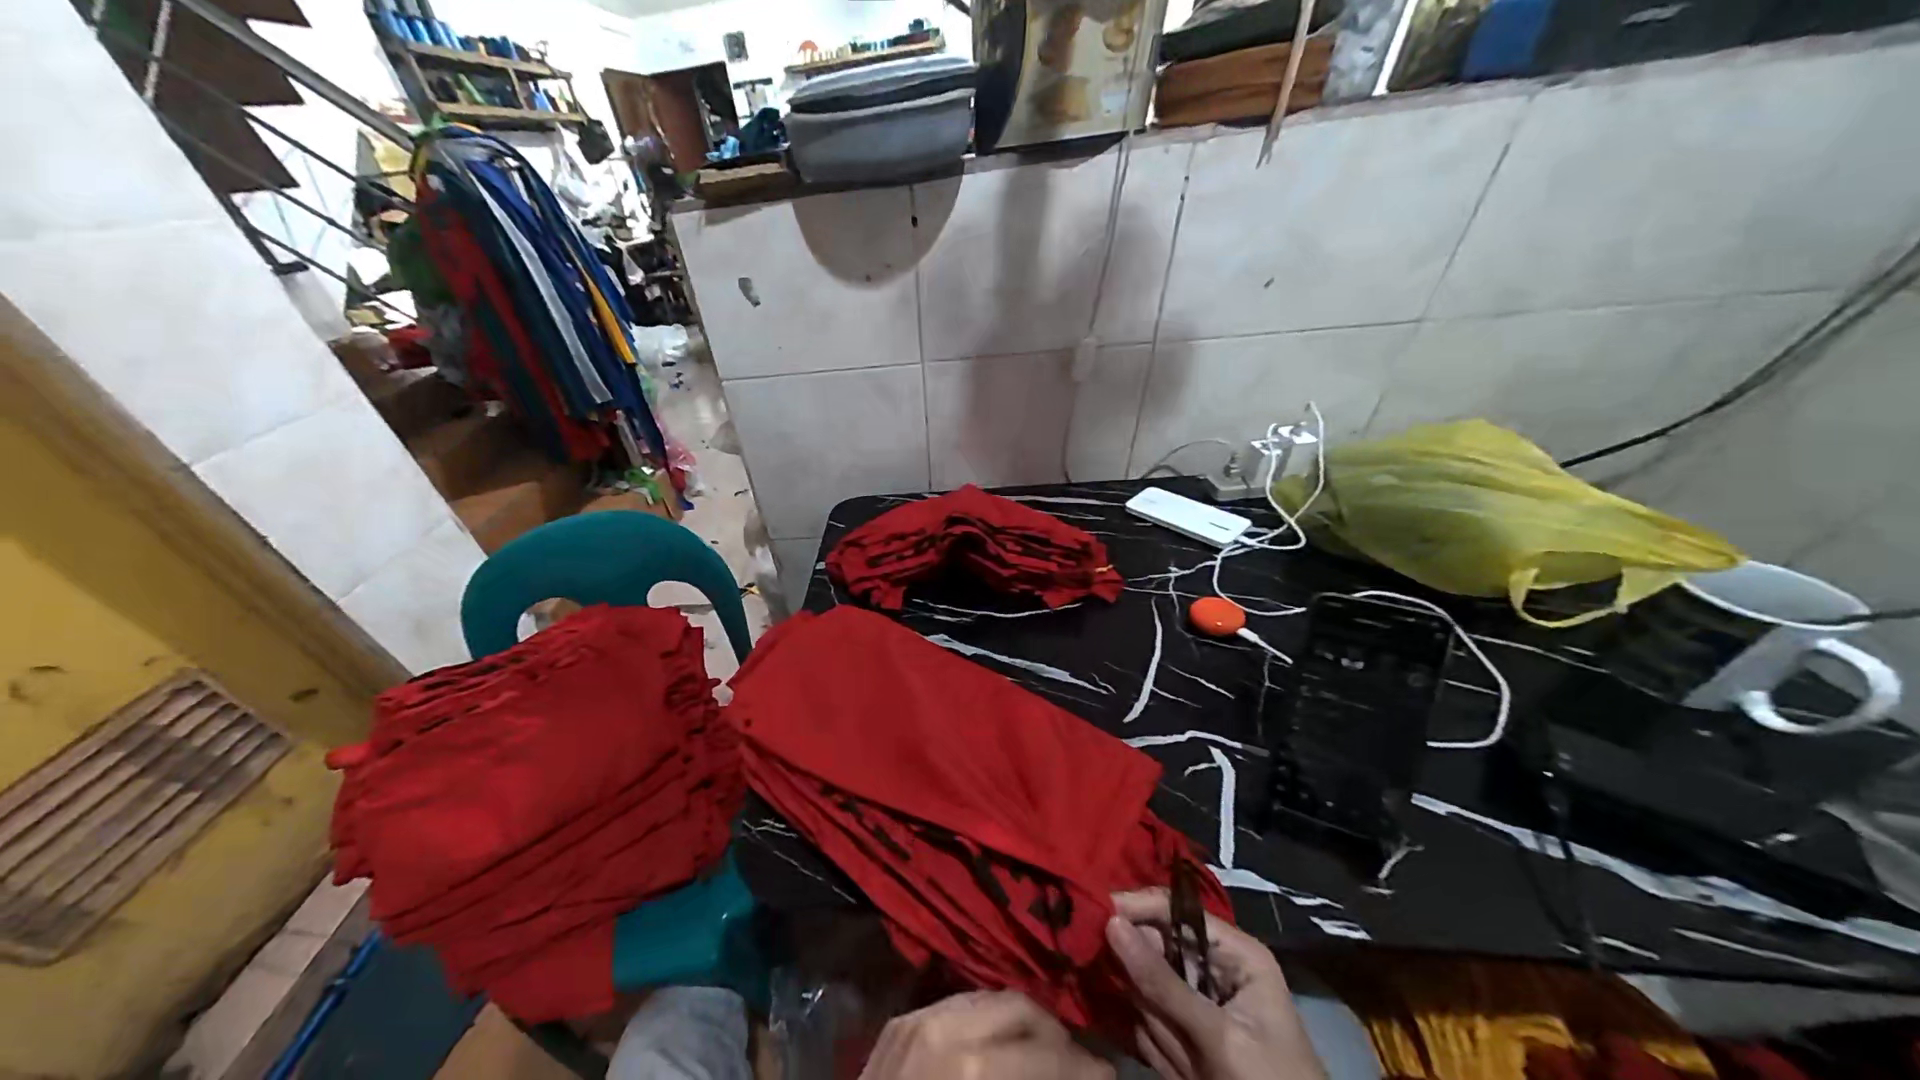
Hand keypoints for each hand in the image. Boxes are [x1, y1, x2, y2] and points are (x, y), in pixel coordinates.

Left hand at [859, 991, 1115, 1079]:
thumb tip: (1074, 1078)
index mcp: (971, 1067)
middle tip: (1078, 1064)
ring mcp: (918, 1018)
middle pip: (1021, 1007)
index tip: (1109, 1075)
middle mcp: (946, 1026)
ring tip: (1042, 1051)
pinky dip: (986, 1021)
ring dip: (1022, 1022)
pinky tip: (997, 1046)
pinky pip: (958, 1004)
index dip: (1085, 1067)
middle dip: (1057, 1035)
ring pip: (990, 998)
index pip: (1048, 1053)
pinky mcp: (901, 1021)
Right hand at [1106, 889, 1326, 1079]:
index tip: (1092, 913)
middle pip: (1154, 948)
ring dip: (1158, 1028)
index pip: (1173, 910)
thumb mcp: (1220, 1036)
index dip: (1133, 907)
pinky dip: (1159, 1046)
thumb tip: (1111, 923)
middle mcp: (1214, 966)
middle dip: (1144, 983)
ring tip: (1194, 1063)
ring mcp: (1198, 1000)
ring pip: (1147, 990)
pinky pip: (1151, 1023)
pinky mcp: (1186, 1031)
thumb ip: (1163, 983)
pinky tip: (1188, 1070)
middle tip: (1157, 1019)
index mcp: (1235, 952)